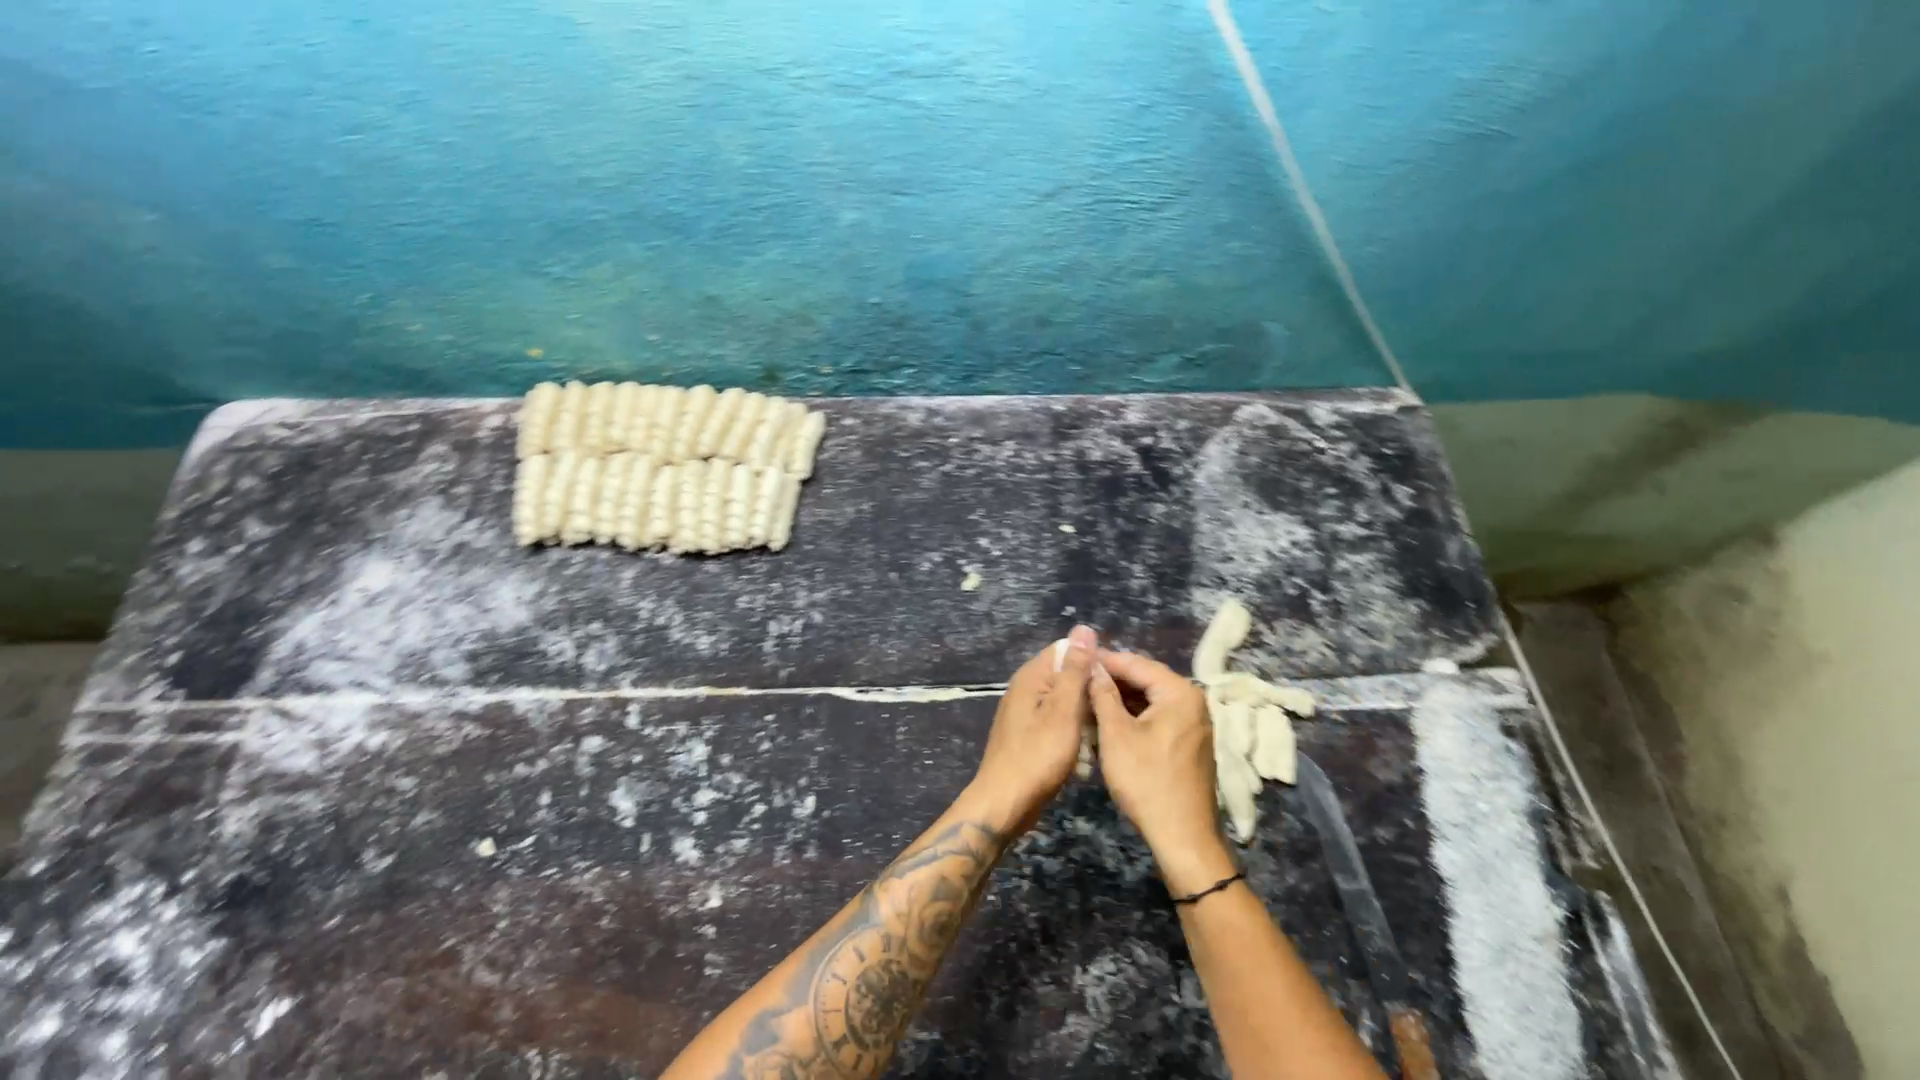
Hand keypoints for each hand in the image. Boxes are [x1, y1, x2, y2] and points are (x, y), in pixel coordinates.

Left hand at [967, 625, 1098, 834]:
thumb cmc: (1037, 756)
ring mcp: (1025, 713)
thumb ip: (1075, 670)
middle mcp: (1025, 689)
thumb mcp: (1064, 710)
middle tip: (1116, 708)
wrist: (1005, 803)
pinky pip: (1058, 722)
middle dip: (1091, 690)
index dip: (1094, 660)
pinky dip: (1073, 731)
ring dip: (1085, 714)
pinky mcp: (1028, 735)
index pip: (1067, 650)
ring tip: (1106, 729)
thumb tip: (1084, 629)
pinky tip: (1087, 749)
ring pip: (1065, 702)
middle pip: (1067, 676)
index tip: (1119, 680)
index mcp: (1031, 676)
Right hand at [1089, 649, 1235, 893]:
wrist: (1182, 835)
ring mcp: (1194, 723)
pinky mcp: (1189, 742)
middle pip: (1146, 680)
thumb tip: (1092, 667)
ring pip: (1151, 700)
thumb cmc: (1146, 781)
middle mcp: (1193, 701)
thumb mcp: (1116, 735)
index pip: (1137, 663)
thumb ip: (1103, 695)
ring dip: (1121, 700)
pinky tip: (1108, 721)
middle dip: (1112, 679)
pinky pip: (1158, 717)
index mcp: (1180, 693)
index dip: (1105, 660)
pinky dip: (1134, 717)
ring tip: (1087, 699)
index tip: (1076, 658)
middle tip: (1078, 679)